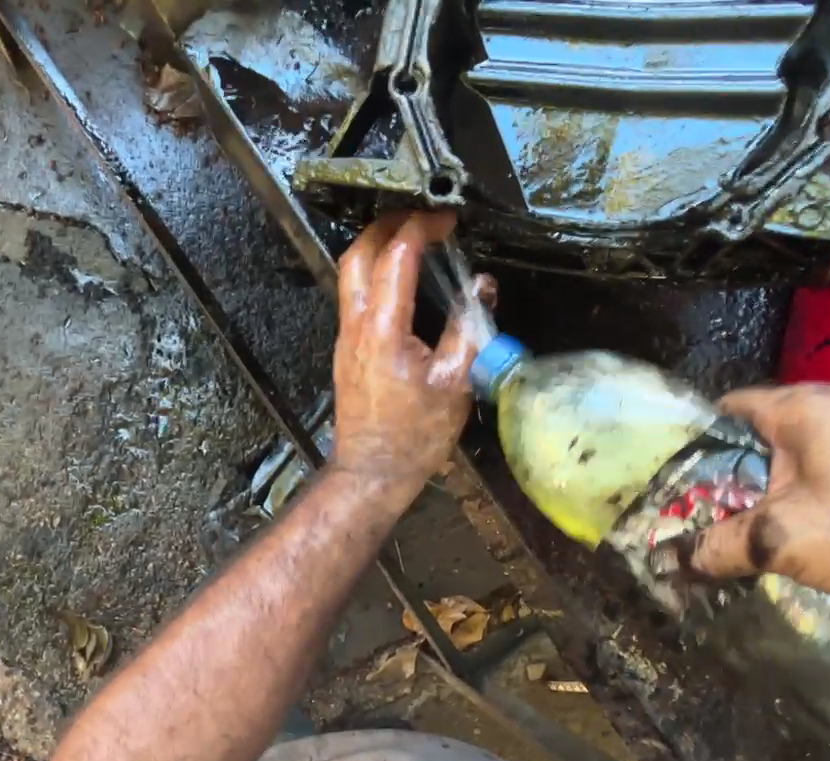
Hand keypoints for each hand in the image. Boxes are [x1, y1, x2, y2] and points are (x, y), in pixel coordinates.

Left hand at [330, 212, 493, 500]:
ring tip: (413, 243)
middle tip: (423, 219)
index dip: (422, 227)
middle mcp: (356, 327)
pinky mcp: (347, 353)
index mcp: (383, 328)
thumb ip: (470, 329)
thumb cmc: (413, 437)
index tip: (447, 221)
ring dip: (377, 249)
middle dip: (388, 225)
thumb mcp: (456, 383)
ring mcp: (346, 339)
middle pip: (357, 254)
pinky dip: (375, 277)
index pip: (396, 255)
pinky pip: (354, 299)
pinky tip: (402, 286)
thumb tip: (483, 289)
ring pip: (350, 275)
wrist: (372, 471)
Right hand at [687, 383, 829, 608]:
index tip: (684, 486)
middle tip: (731, 520)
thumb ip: (721, 548)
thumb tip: (680, 559)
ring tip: (790, 532)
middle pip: (772, 433)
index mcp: (804, 408)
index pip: (727, 408)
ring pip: (819, 450)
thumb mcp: (785, 543)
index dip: (696, 446)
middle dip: (745, 476)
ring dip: (795, 486)